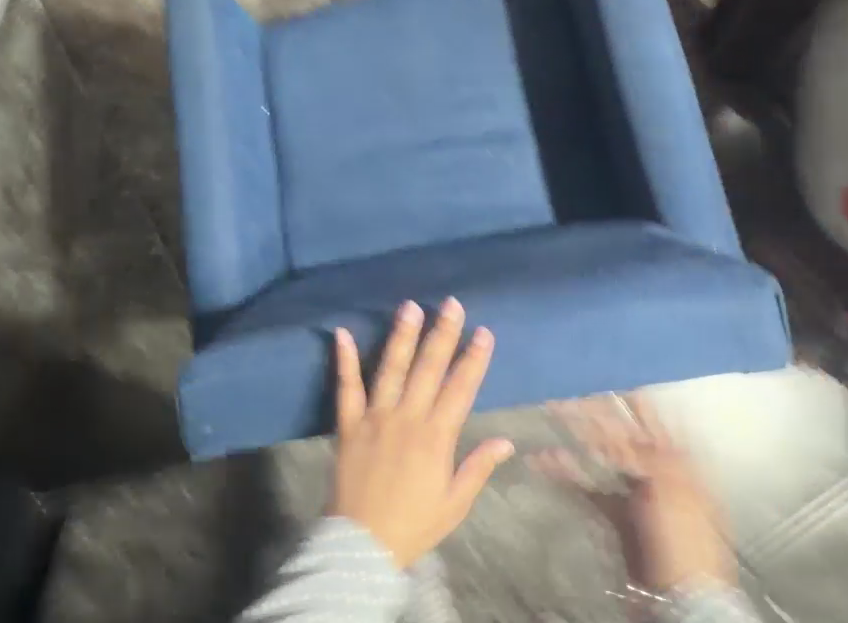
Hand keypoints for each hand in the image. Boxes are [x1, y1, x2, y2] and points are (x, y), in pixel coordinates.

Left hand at [328, 298, 513, 568]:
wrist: (362, 543)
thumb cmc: (414, 524)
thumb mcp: (455, 503)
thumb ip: (478, 467)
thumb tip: (506, 441)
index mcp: (436, 436)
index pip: (460, 388)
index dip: (474, 359)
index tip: (483, 332)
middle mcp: (407, 417)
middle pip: (429, 368)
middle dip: (443, 334)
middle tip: (451, 304)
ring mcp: (375, 417)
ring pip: (391, 368)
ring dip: (402, 336)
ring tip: (410, 307)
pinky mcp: (348, 423)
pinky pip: (346, 387)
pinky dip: (344, 359)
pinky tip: (341, 332)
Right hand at [534, 397, 736, 590]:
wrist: (681, 601)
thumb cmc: (686, 542)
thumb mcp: (672, 490)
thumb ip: (648, 453)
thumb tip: (625, 427)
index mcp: (679, 461)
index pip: (651, 418)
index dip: (625, 399)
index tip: (598, 378)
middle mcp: (658, 471)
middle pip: (622, 435)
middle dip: (592, 415)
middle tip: (563, 395)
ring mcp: (637, 493)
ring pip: (601, 457)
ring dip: (574, 440)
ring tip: (547, 420)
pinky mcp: (617, 515)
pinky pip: (589, 487)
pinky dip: (568, 474)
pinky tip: (545, 462)